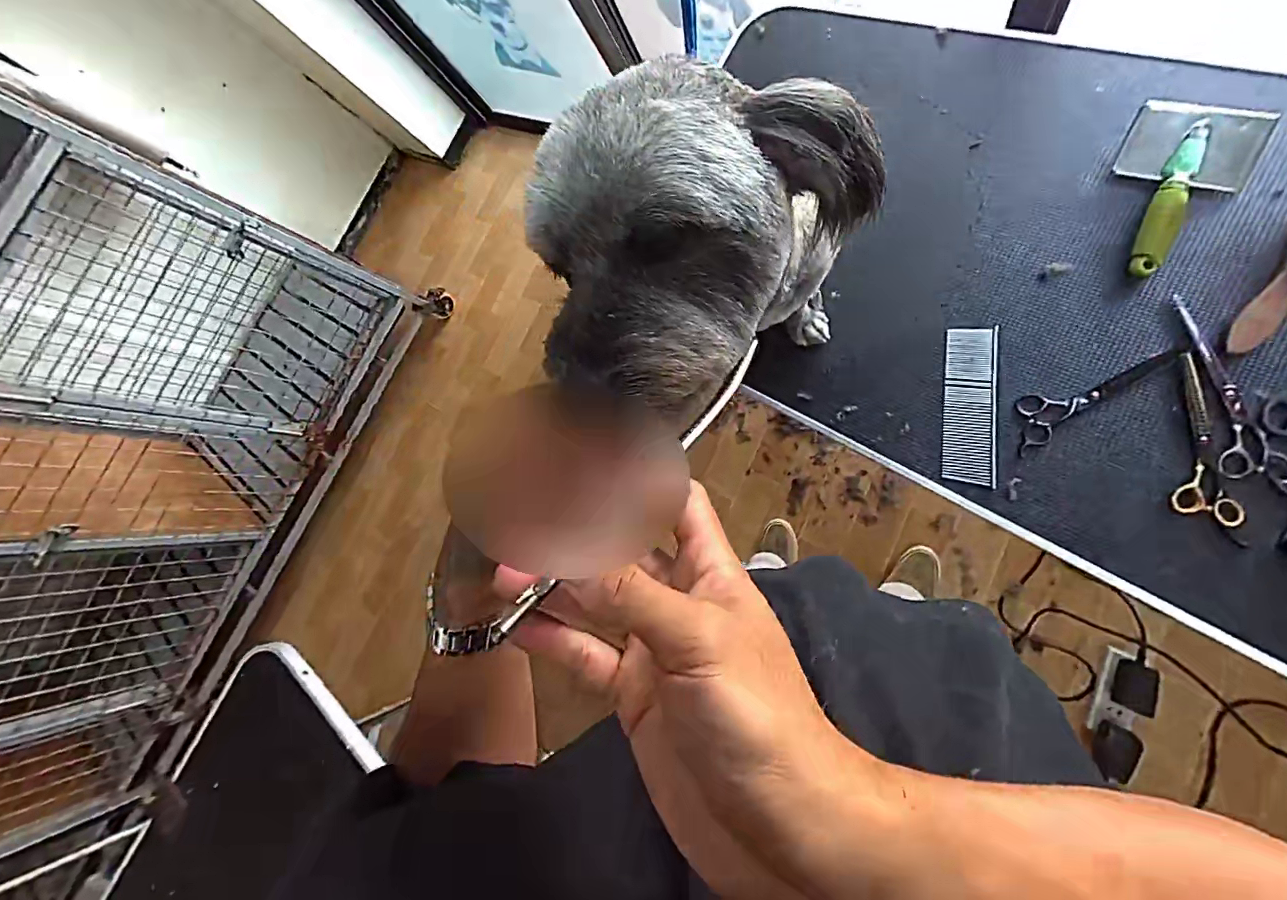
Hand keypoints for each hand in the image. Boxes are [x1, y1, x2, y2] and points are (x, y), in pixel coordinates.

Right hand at [506, 482, 886, 896]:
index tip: (592, 461)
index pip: (678, 505)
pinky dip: (555, 641)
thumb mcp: (698, 641)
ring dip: (555, 587)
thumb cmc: (761, 718)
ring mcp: (655, 650)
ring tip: (504, 570)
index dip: (641, 480)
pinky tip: (519, 626)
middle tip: (525, 520)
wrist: (782, 824)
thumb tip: (569, 555)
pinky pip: (587, 658)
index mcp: (711, 575)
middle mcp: (680, 603)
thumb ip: (633, 596)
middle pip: (623, 552)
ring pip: (597, 604)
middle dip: (579, 535)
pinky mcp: (636, 697)